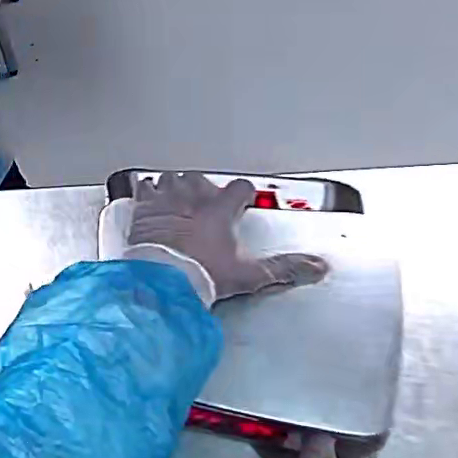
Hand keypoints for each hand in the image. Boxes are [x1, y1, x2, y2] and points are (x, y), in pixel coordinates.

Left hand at [128, 173, 328, 300]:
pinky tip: (147, 197)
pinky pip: (142, 187)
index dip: (242, 193)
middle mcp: (192, 199)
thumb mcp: (247, 274)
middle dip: (205, 188)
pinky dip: (146, 190)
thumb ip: (282, 268)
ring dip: (175, 185)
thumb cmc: (200, 274)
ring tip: (178, 196)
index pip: (239, 188)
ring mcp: (165, 201)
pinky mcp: (142, 208)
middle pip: (201, 179)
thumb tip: (315, 267)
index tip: (243, 199)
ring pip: (172, 178)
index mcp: (219, 210)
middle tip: (207, 201)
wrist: (161, 279)